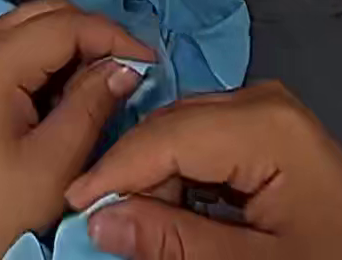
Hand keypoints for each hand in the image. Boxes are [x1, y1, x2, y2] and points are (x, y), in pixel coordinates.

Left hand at [0, 0, 152, 259]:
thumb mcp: (51, 165)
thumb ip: (90, 106)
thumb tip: (125, 67)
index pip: (68, 23)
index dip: (114, 36)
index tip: (151, 63)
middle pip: (52, 12)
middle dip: (95, 34)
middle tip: (130, 71)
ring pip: (38, 22)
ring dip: (75, 42)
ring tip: (108, 81)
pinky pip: (23, 42)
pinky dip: (54, 55)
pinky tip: (72, 88)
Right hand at [65, 82, 341, 259]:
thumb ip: (176, 242)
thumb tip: (99, 219)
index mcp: (266, 121)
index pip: (167, 135)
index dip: (114, 169)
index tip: (70, 202)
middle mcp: (261, 101)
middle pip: (173, 127)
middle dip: (137, 176)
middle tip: (106, 226)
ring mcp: (268, 114)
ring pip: (184, 135)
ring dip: (158, 181)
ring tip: (142, 227)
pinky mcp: (271, 135)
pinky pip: (207, 146)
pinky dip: (184, 181)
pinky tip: (174, 214)